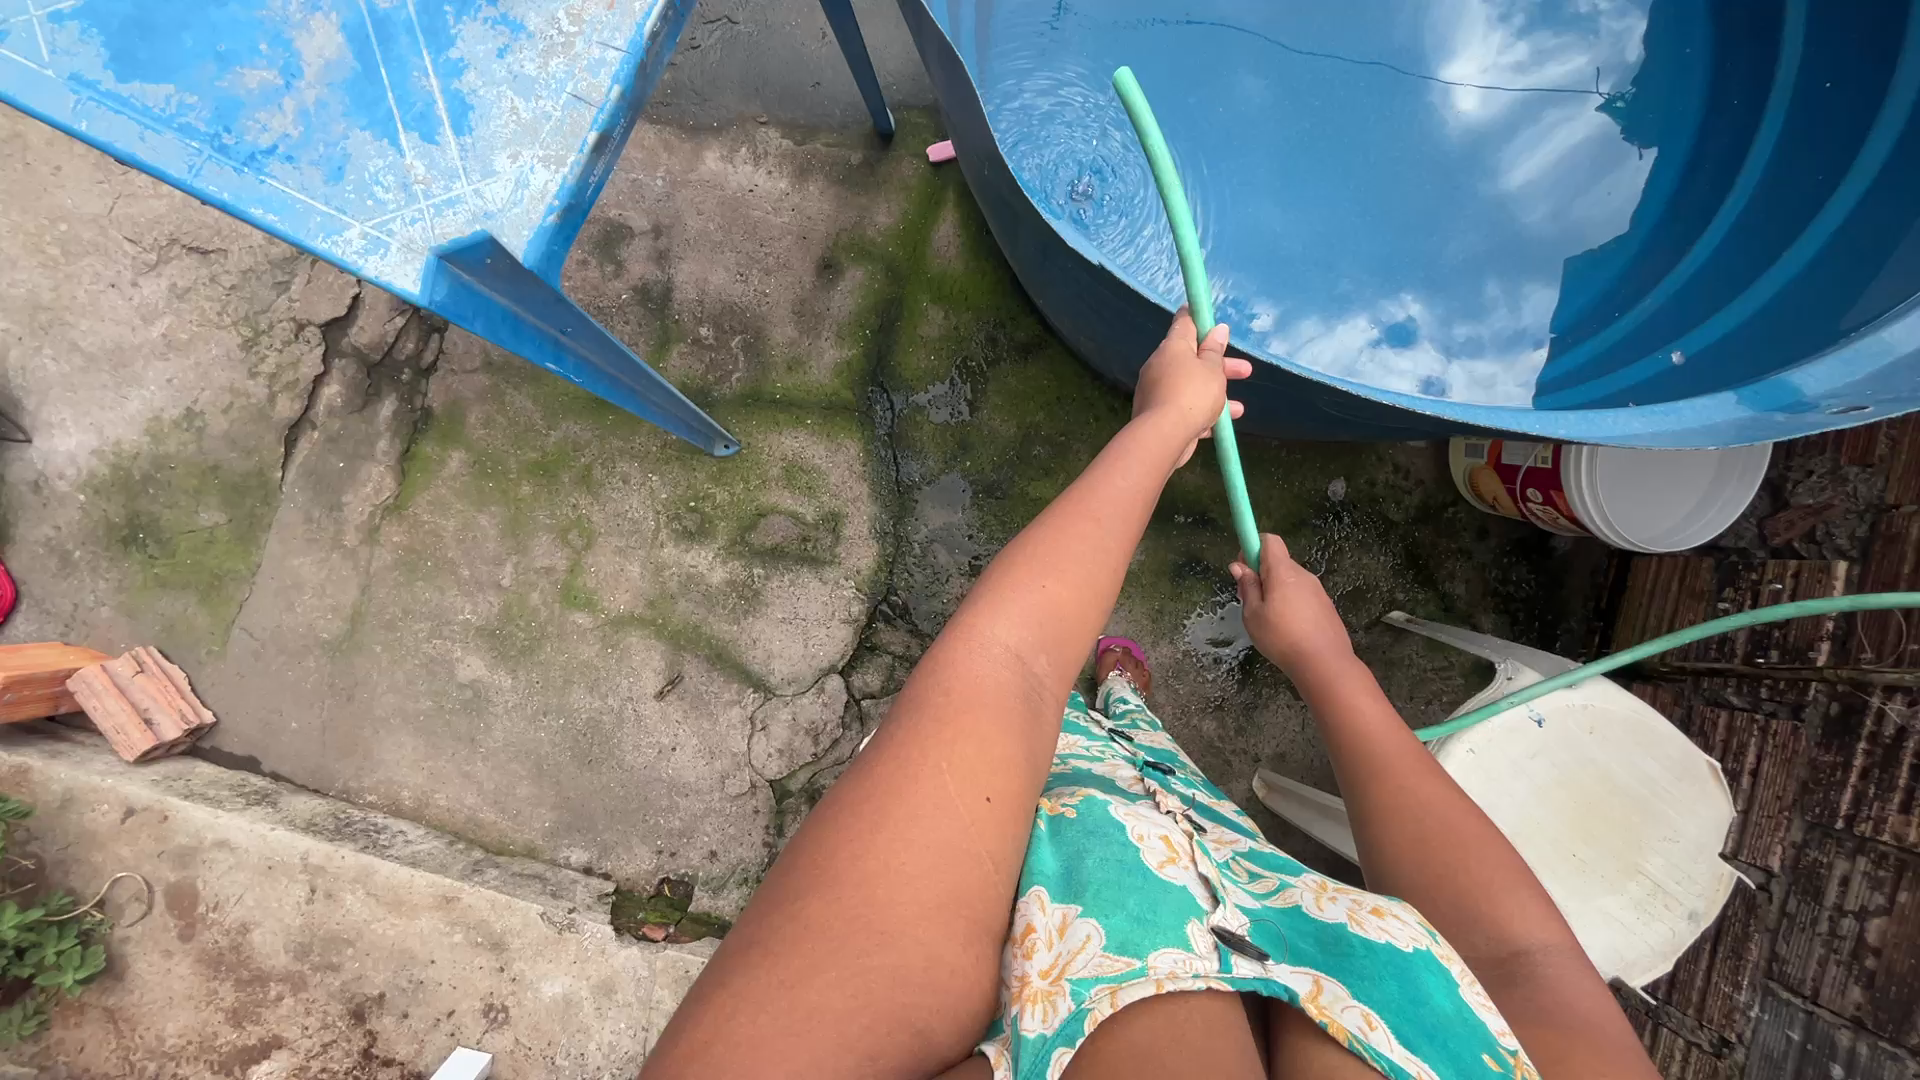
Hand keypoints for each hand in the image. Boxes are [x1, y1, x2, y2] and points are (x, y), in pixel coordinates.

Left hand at [1132, 308, 1251, 466]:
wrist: (1162, 437)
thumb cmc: (1192, 394)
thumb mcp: (1212, 369)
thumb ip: (1215, 350)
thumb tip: (1217, 329)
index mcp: (1172, 347)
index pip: (1184, 323)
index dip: (1199, 318)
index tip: (1213, 319)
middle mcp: (1161, 366)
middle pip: (1193, 358)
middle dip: (1221, 365)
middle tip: (1245, 370)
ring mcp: (1158, 391)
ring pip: (1191, 386)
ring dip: (1216, 394)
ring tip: (1239, 408)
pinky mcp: (1159, 415)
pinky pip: (1185, 408)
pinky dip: (1203, 413)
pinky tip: (1222, 425)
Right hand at [1229, 534, 1354, 677]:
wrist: (1325, 664)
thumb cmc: (1281, 638)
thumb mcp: (1253, 614)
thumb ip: (1247, 587)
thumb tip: (1239, 566)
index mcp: (1283, 572)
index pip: (1269, 541)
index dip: (1253, 547)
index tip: (1244, 568)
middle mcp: (1302, 575)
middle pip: (1278, 562)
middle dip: (1261, 574)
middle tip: (1251, 601)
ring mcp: (1317, 590)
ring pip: (1290, 579)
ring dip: (1276, 590)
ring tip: (1269, 619)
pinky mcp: (1325, 605)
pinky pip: (1302, 594)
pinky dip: (1291, 602)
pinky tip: (1288, 628)